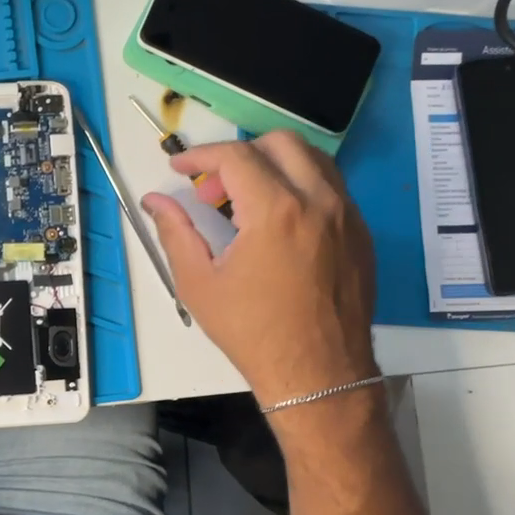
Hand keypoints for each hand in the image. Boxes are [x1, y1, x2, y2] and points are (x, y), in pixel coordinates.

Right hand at [141, 132, 377, 408]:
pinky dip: (298, 187)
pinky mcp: (360, 232)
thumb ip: (175, 232)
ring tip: (244, 203)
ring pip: (312, 160)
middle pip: (280, 143)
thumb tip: (154, 200)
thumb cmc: (251, 331)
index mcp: (276, 212)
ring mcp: (347, 215)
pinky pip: (330, 188)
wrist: (317, 370)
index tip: (178, 169)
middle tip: (212, 190)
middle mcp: (318, 202)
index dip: (200, 156)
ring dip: (272, 166)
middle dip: (239, 154)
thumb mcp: (198, 283)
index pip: (235, 157)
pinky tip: (275, 225)